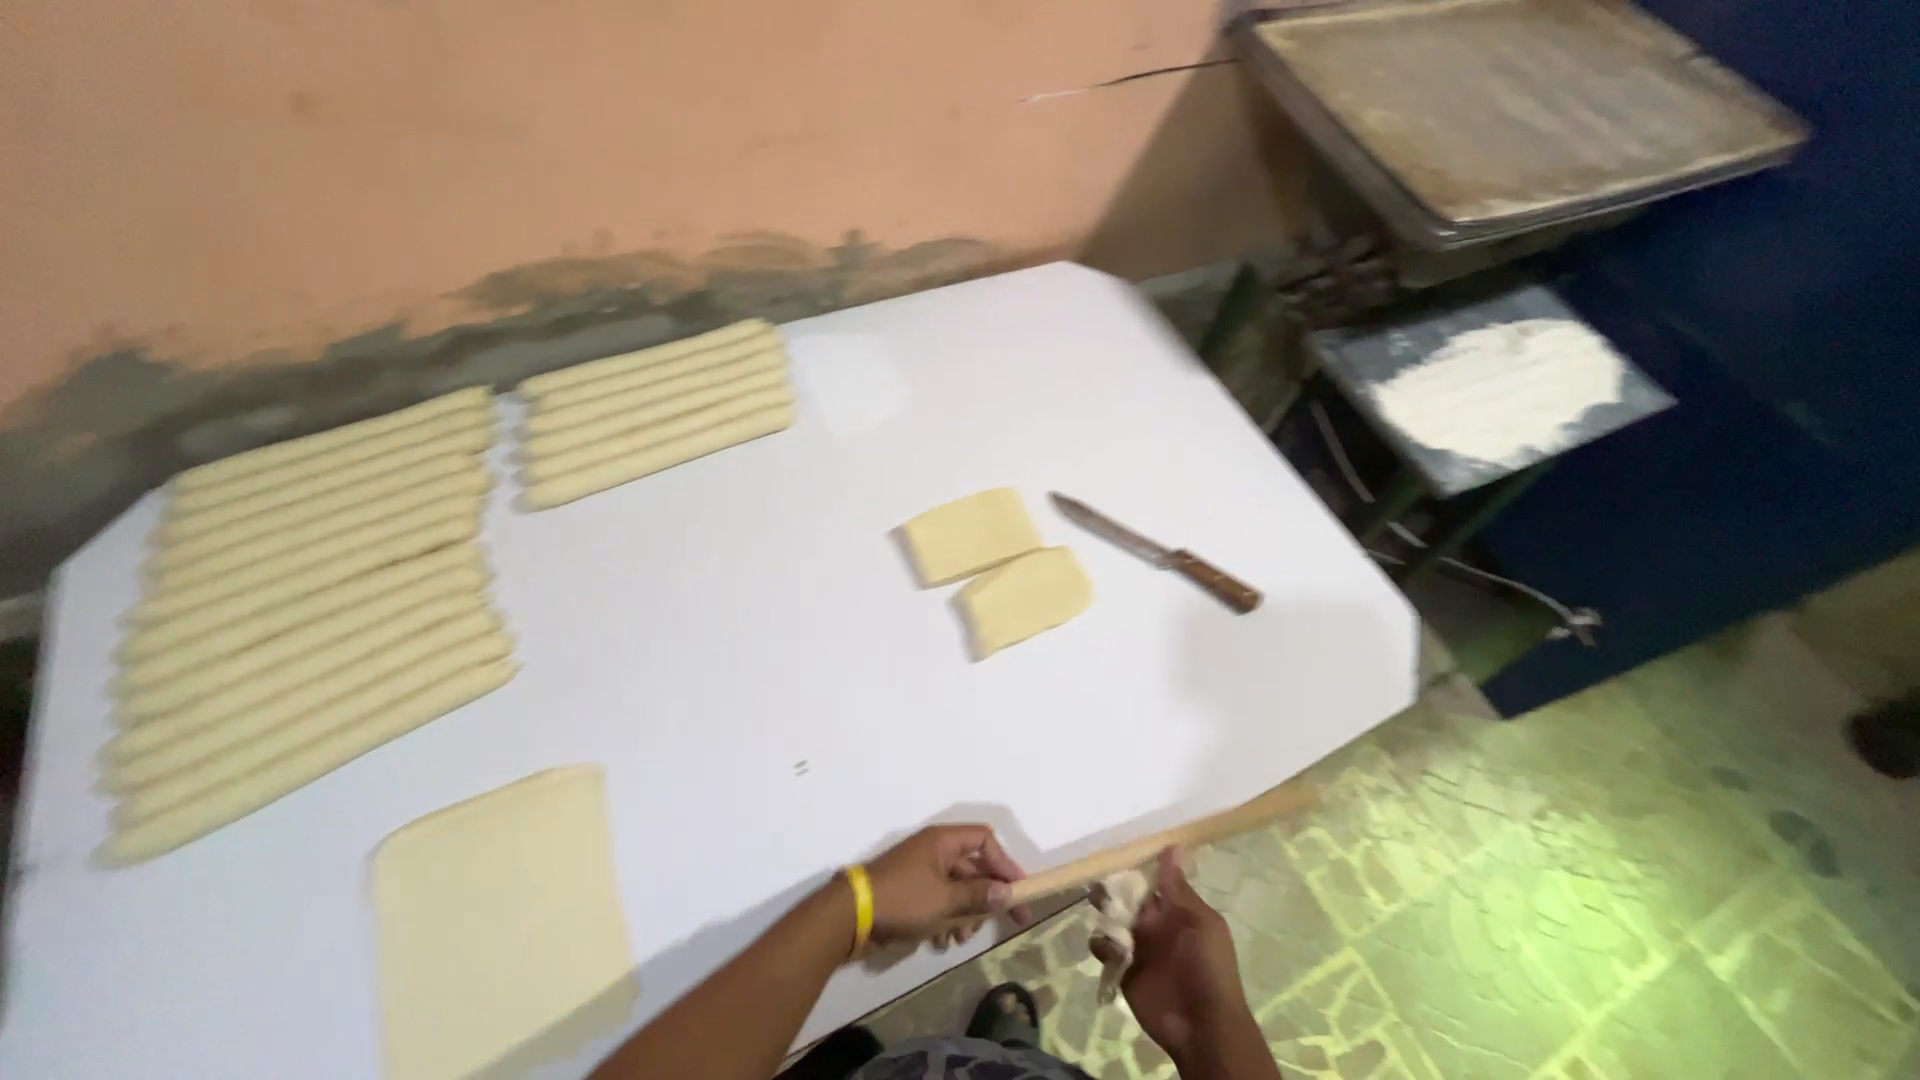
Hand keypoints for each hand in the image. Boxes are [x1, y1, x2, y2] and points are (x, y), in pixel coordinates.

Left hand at [863, 825, 1031, 946]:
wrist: (851, 917)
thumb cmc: (902, 899)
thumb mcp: (945, 900)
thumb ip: (978, 896)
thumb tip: (1008, 892)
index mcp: (942, 841)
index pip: (984, 840)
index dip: (1004, 863)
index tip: (1019, 889)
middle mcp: (934, 851)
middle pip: (974, 868)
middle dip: (988, 896)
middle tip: (1011, 921)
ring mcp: (922, 873)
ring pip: (959, 889)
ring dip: (967, 913)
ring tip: (962, 937)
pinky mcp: (912, 895)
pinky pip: (941, 902)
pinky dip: (948, 919)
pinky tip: (944, 940)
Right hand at [1092, 848, 1256, 1063]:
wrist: (1203, 1026)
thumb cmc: (1209, 969)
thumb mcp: (1202, 923)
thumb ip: (1180, 889)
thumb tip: (1174, 845)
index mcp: (1174, 910)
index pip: (1149, 880)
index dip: (1134, 865)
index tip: (1114, 848)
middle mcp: (1152, 924)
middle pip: (1125, 897)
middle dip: (1111, 888)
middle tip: (1100, 885)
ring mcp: (1136, 946)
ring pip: (1110, 919)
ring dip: (1104, 913)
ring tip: (1104, 915)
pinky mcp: (1122, 969)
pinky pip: (1103, 948)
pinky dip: (1101, 944)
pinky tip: (1110, 948)